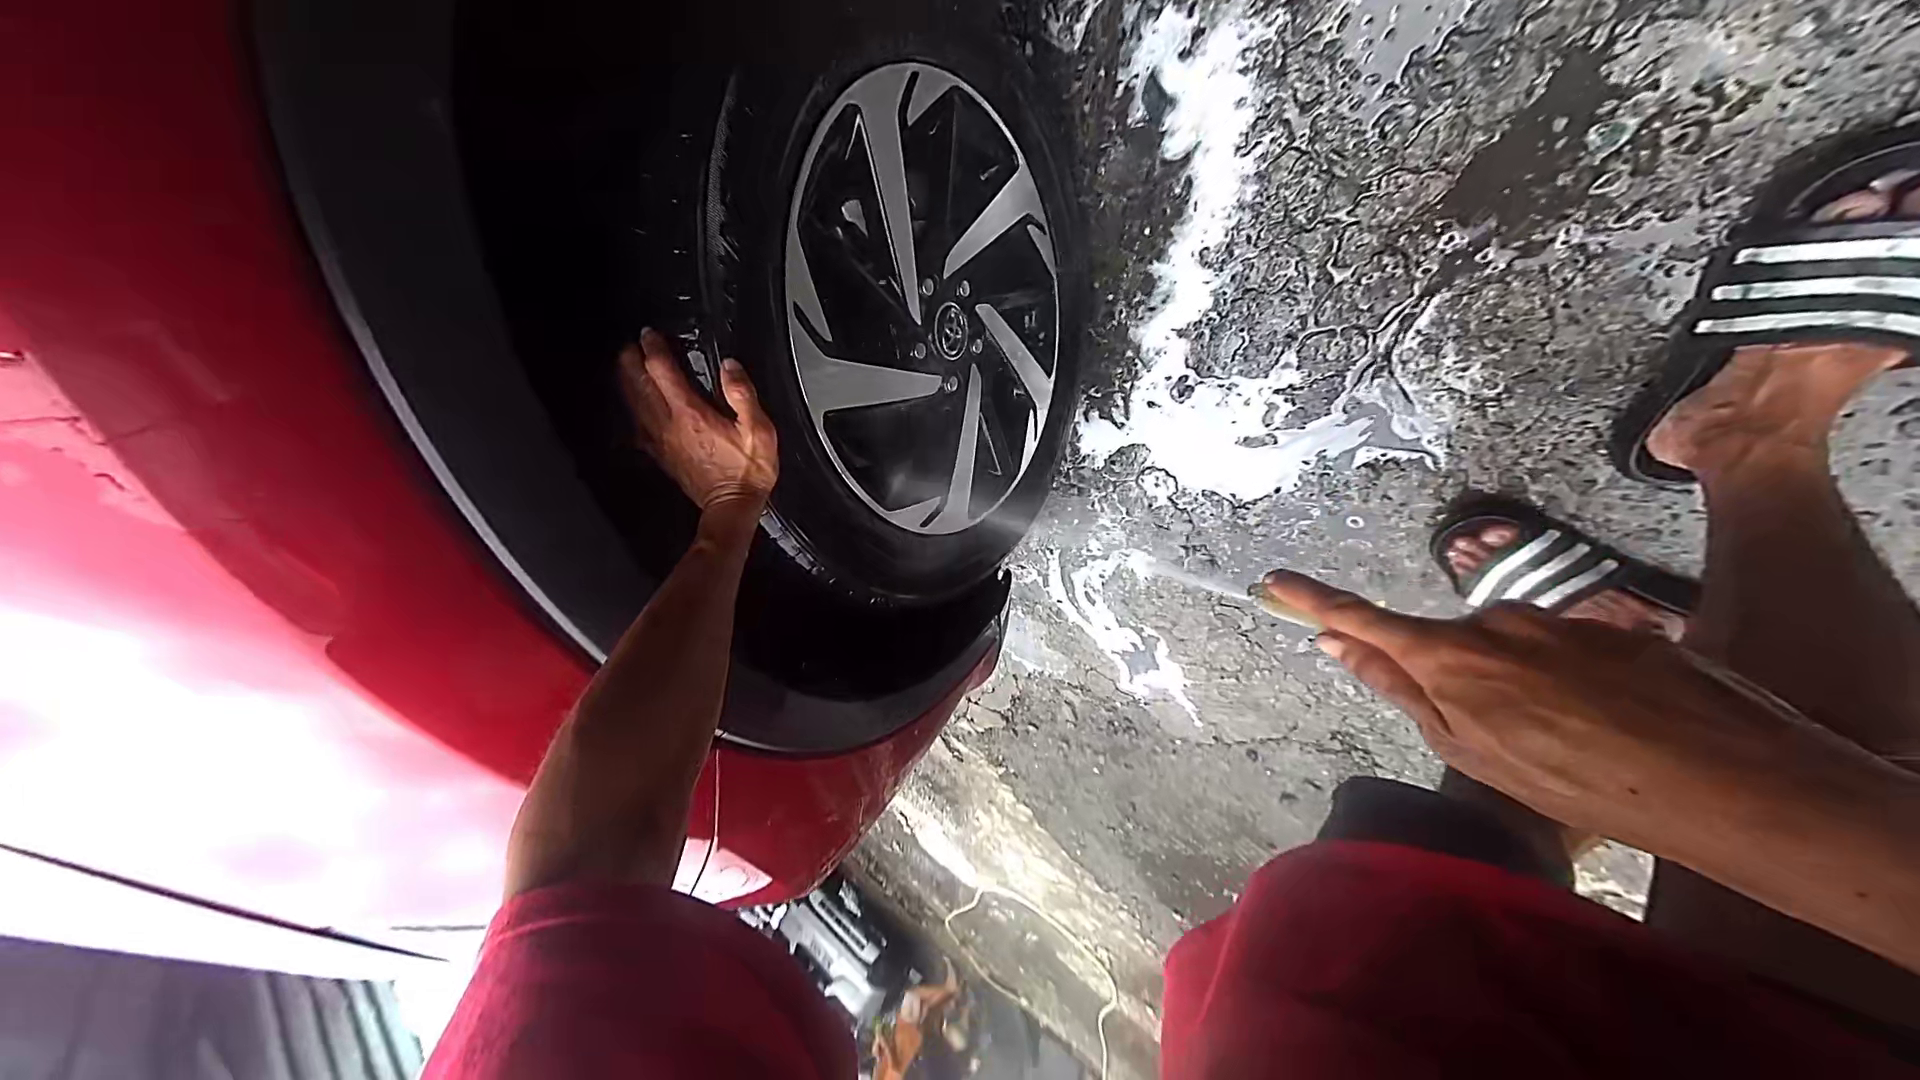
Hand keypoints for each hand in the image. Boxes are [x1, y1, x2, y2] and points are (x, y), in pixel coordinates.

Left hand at [618, 329, 777, 512]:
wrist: (732, 507)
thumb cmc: (747, 473)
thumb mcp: (759, 430)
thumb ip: (743, 394)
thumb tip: (730, 367)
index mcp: (691, 413)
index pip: (662, 370)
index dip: (654, 347)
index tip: (650, 334)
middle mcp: (670, 425)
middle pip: (638, 384)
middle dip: (631, 360)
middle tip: (630, 346)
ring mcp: (662, 442)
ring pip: (633, 404)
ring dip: (626, 382)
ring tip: (625, 368)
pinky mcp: (662, 456)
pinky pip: (637, 429)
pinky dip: (631, 413)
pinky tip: (632, 411)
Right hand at [1258, 570, 1870, 853]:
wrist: (1735, 786)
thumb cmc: (1574, 781)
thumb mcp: (1464, 747)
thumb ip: (1396, 686)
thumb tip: (1334, 644)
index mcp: (1446, 658)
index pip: (1359, 619)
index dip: (1311, 598)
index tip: (1275, 579)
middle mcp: (1490, 622)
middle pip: (1443, 641)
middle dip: (1450, 675)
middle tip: (1499, 733)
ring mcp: (1551, 618)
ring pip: (1504, 644)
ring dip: (1515, 679)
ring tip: (1567, 735)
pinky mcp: (1606, 623)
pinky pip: (1559, 644)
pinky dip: (1566, 677)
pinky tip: (1608, 719)